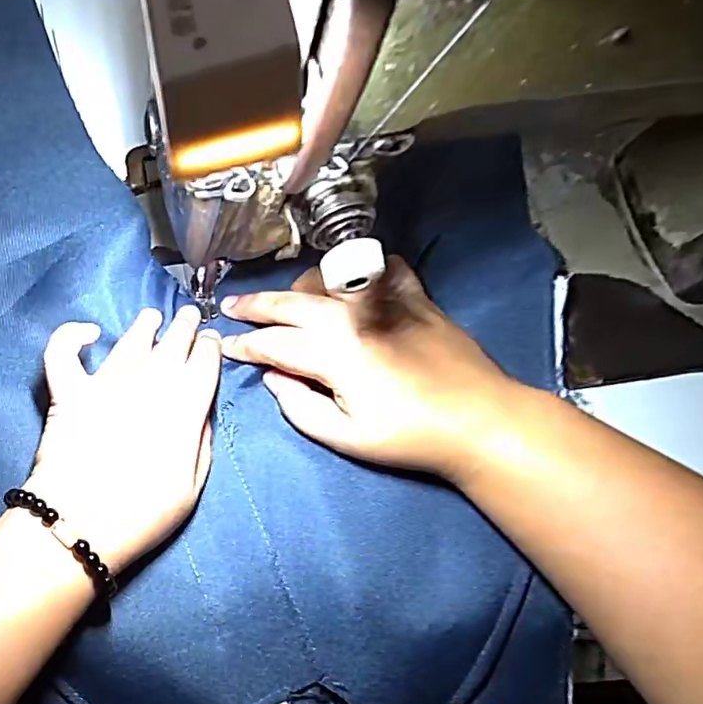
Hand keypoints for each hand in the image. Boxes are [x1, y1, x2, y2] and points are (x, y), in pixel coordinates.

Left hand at [22, 305, 221, 573]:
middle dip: (184, 326)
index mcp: (185, 406)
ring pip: (130, 339)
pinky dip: (72, 335)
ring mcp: (105, 382)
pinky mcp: (68, 390)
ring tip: (151, 318)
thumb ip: (202, 442)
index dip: (209, 346)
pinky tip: (88, 332)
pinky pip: (64, 350)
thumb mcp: (192, 488)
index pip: (205, 360)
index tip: (210, 341)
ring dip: (144, 325)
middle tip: (188, 317)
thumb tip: (202, 412)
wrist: (80, 524)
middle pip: (172, 341)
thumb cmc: (143, 515)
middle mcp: (149, 382)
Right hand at [219, 256, 525, 480]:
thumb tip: (273, 378)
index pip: (272, 342)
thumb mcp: (344, 436)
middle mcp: (352, 316)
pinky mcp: (414, 296)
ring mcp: (384, 300)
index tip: (225, 346)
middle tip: (232, 307)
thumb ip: (299, 406)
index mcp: (332, 352)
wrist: (478, 419)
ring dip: (297, 289)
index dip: (244, 345)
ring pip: (326, 279)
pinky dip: (358, 272)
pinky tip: (351, 284)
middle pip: (290, 302)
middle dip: (255, 306)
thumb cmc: (408, 436)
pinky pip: (379, 268)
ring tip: (285, 302)